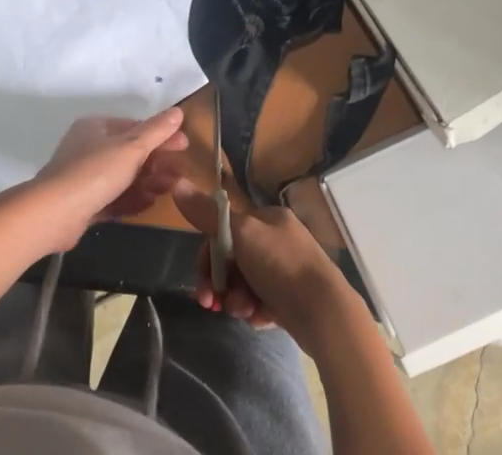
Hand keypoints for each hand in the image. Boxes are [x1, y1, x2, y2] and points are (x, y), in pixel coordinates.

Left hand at [29, 108, 188, 251]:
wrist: (54, 214)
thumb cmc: (95, 172)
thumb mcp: (131, 147)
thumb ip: (156, 131)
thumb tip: (177, 111)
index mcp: (95, 128)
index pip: (134, 127)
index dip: (161, 136)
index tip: (184, 146)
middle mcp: (87, 149)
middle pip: (129, 153)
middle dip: (157, 162)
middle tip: (181, 172)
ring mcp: (83, 178)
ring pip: (123, 177)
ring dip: (148, 181)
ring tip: (170, 189)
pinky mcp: (82, 204)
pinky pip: (113, 198)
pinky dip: (131, 199)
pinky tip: (149, 204)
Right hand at [171, 179, 353, 343]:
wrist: (324, 313)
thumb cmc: (281, 265)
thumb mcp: (241, 234)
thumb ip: (207, 214)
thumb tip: (177, 183)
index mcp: (268, 219)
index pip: (225, 231)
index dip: (208, 256)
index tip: (202, 281)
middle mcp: (277, 239)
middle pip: (233, 260)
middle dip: (221, 283)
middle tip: (212, 304)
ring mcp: (285, 269)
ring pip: (244, 284)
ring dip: (236, 300)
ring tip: (245, 312)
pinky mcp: (291, 298)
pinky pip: (260, 302)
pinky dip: (255, 311)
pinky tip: (261, 318)